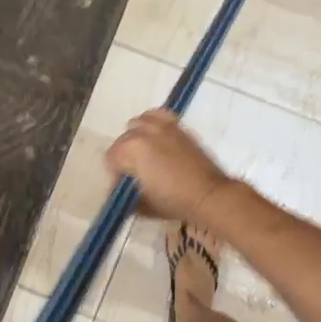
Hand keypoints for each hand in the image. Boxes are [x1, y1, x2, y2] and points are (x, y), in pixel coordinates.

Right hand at [105, 109, 234, 221]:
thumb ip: (126, 197)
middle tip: (134, 175)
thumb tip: (121, 195)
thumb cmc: (174, 201)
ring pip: (138, 124)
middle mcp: (144, 132)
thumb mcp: (143, 205)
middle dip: (124, 158)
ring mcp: (163, 126)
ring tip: (143, 154)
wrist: (208, 194)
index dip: (115, 176)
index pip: (111, 159)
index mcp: (132, 149)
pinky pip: (158, 116)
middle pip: (123, 141)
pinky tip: (156, 137)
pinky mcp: (178, 127)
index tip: (123, 189)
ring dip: (136, 138)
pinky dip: (153, 123)